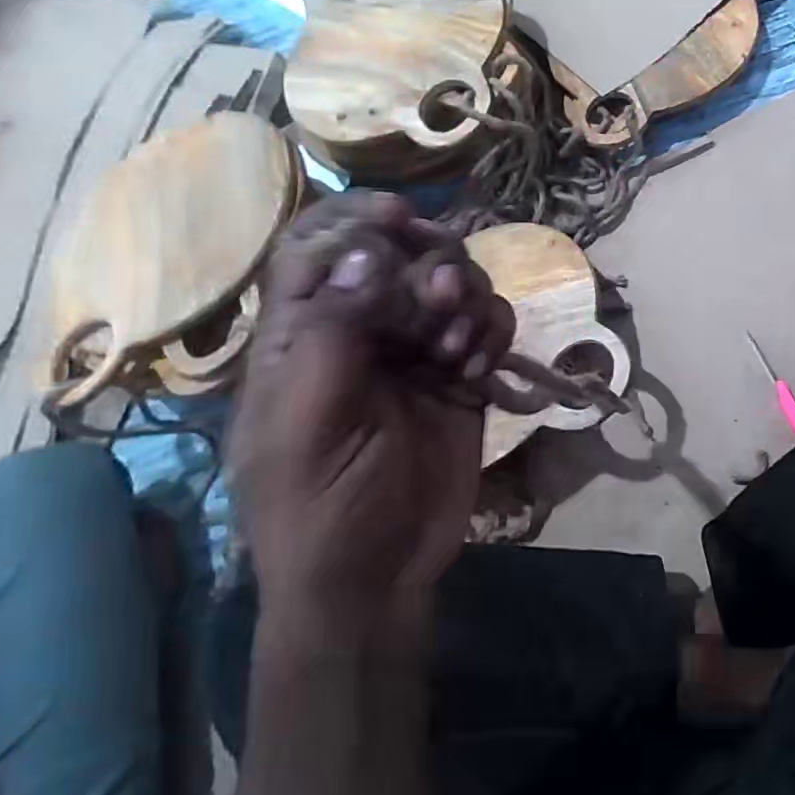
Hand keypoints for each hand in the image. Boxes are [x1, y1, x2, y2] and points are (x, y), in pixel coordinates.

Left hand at [229, 192, 516, 612]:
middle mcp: (362, 332)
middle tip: (444, 298)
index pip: (318, 249)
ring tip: (462, 349)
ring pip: (452, 288)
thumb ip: (330, 333)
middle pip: (400, 258)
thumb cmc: (321, 506)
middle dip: (428, 265)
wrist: (377, 576)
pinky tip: (481, 369)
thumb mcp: (306, 424)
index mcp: (301, 336)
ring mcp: (417, 355)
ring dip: (466, 301)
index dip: (357, 220)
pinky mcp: (463, 379)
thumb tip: (365, 253)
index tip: (403, 218)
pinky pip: (487, 329)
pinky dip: (492, 333)